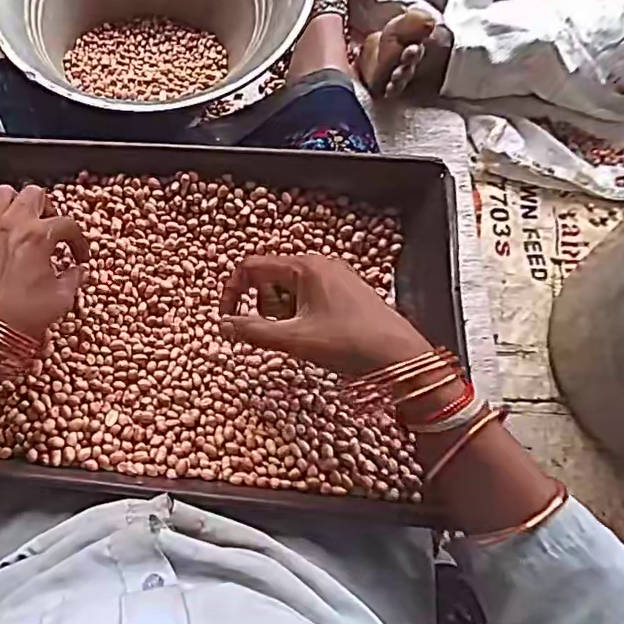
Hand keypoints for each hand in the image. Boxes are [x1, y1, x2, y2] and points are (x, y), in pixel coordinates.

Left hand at [0, 184, 88, 338]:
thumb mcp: (60, 299)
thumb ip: (73, 279)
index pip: (67, 224)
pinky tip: (0, 234)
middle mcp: (12, 224)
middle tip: (51, 228)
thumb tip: (79, 271)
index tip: (78, 255)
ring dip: (17, 204)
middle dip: (48, 209)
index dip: (78, 241)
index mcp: (38, 235)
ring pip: (4, 194)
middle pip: (35, 195)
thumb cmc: (19, 314)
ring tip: (24, 223)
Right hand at [218, 253, 432, 374]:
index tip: (228, 319)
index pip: (250, 267)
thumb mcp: (293, 339)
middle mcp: (318, 265)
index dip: (232, 292)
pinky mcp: (342, 293)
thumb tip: (223, 326)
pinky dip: (298, 318)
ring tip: (298, 337)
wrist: (401, 358)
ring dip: (280, 316)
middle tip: (276, 333)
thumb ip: (252, 331)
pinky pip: (305, 299)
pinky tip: (312, 337)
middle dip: (262, 308)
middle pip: (267, 280)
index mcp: (305, 266)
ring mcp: (332, 278)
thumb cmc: (351, 343)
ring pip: (286, 291)